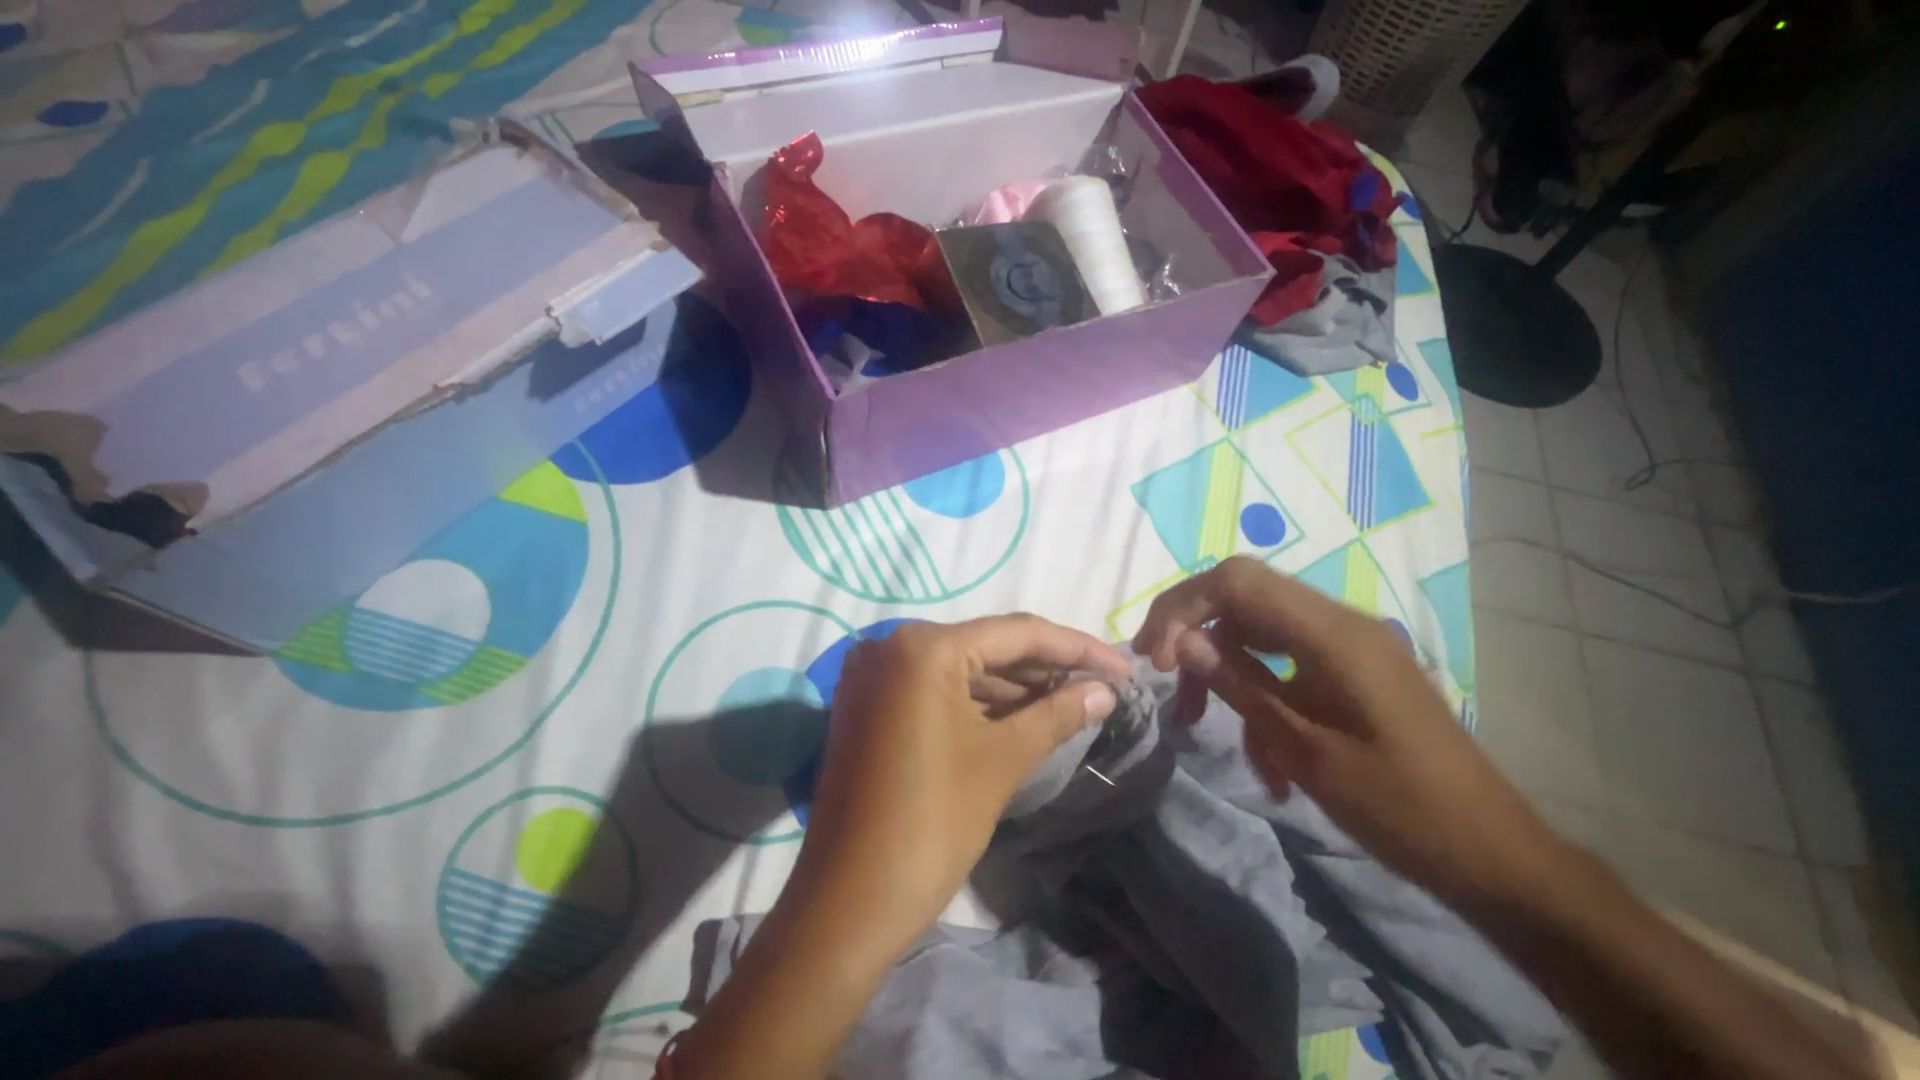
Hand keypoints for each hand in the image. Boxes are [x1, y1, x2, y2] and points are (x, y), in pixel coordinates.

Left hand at [796, 615, 1130, 935]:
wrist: (852, 898)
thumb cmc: (934, 821)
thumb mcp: (1003, 759)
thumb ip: (1057, 714)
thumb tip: (1104, 690)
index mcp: (922, 647)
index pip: (1016, 633)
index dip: (1077, 648)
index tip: (1125, 669)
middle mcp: (890, 646)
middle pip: (986, 647)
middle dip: (1046, 669)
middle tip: (1103, 686)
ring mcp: (873, 678)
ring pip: (960, 671)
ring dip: (1014, 688)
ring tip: (1073, 703)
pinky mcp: (867, 708)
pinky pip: (934, 691)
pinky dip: (978, 704)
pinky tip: (1024, 717)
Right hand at [1131, 557, 1571, 907]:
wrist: (1492, 854)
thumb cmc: (1400, 806)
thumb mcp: (1304, 749)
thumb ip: (1240, 685)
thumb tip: (1181, 639)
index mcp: (1334, 634)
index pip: (1237, 581)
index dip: (1183, 608)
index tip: (1154, 661)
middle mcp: (1343, 626)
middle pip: (1246, 602)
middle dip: (1197, 641)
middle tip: (1172, 695)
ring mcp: (1353, 650)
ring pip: (1263, 636)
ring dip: (1228, 678)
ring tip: (1208, 732)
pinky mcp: (1358, 676)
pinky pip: (1291, 667)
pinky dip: (1264, 700)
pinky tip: (1268, 765)